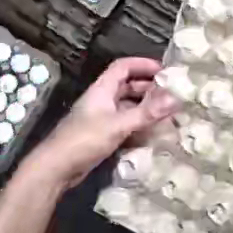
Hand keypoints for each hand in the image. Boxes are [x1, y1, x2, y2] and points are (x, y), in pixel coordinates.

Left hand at [17, 58, 178, 192]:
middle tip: (171, 94)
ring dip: (144, 107)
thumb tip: (176, 99)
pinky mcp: (101, 135)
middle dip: (148, 88)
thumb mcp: (119, 124)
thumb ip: (147, 113)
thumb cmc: (85, 139)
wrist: (56, 168)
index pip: (123, 67)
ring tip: (167, 113)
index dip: (143, 64)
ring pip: (126, 106)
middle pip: (126, 86)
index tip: (164, 70)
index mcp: (102, 89)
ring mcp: (100, 118)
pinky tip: (152, 132)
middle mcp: (101, 100)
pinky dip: (138, 124)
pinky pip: (124, 123)